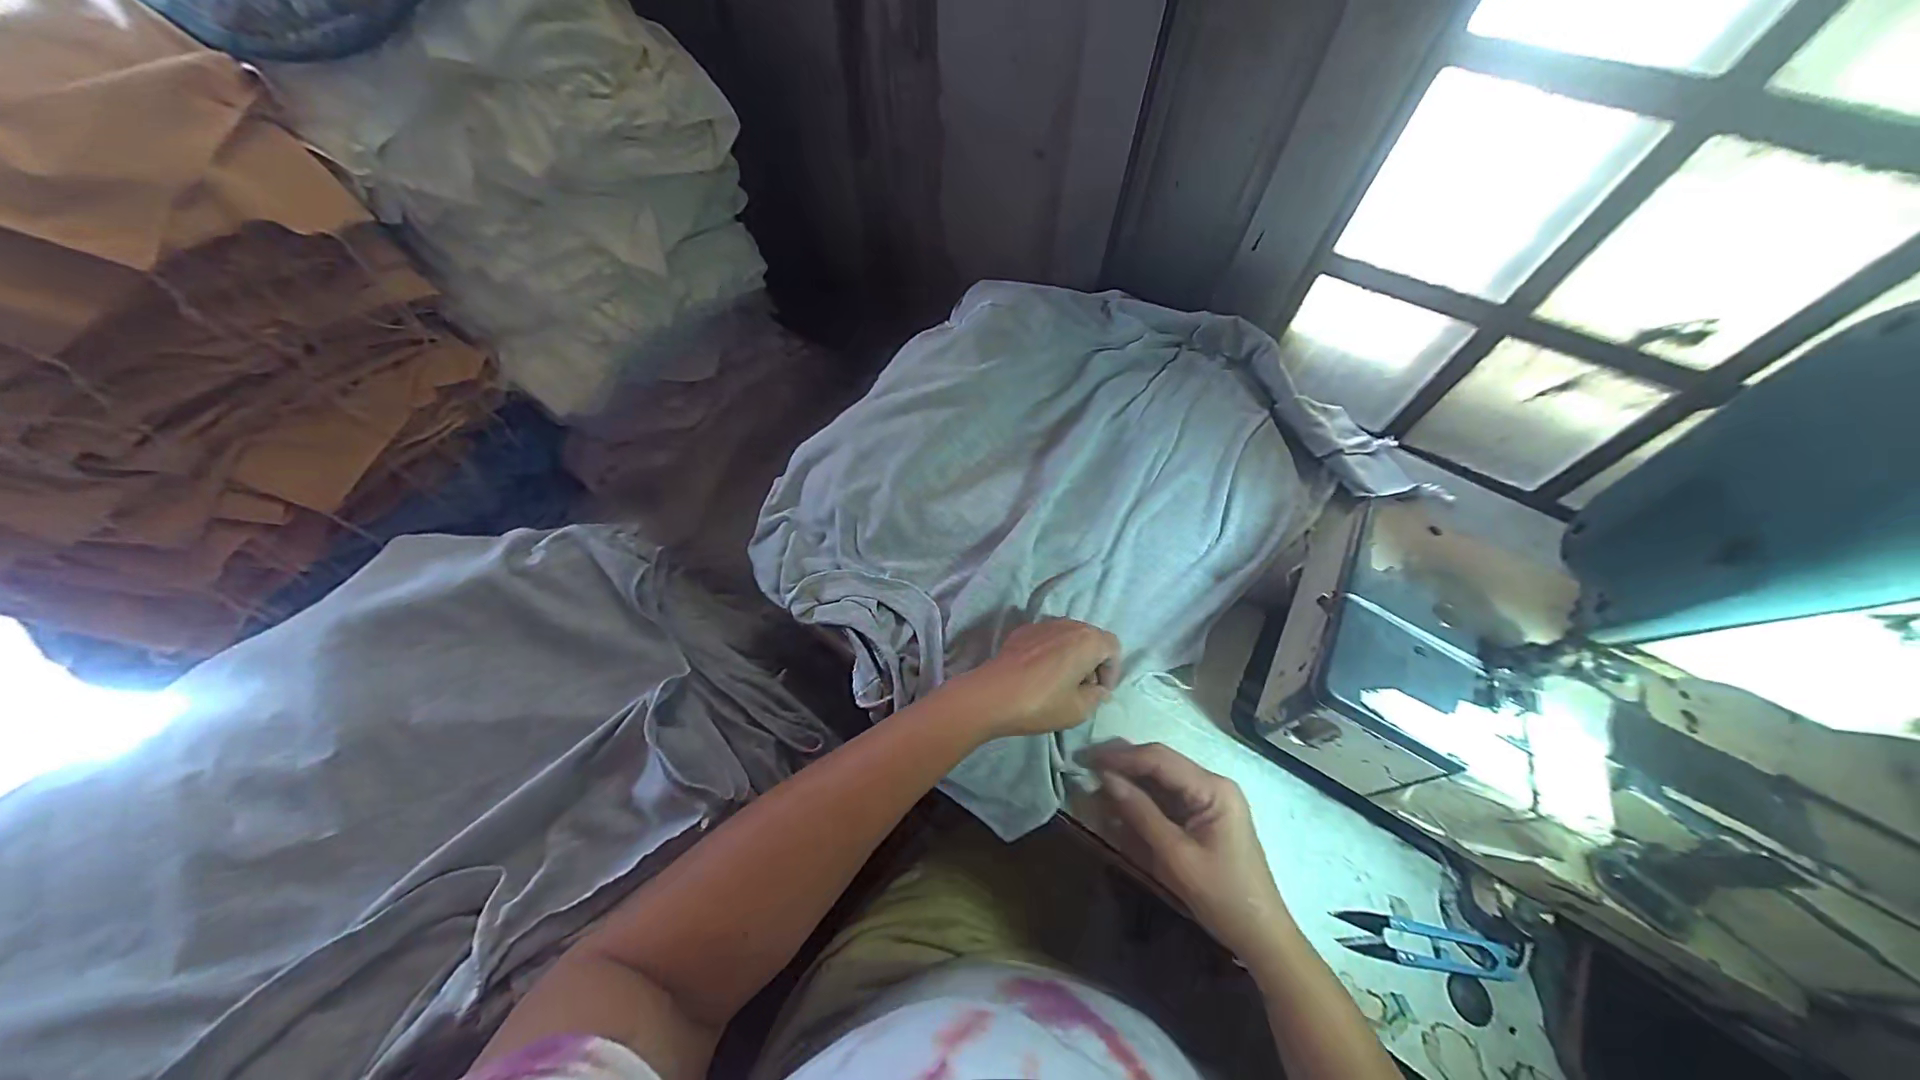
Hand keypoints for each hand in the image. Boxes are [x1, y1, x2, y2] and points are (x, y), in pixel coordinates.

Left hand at [936, 618, 1120, 739]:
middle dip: (1093, 662)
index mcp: (1088, 640)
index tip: (1100, 692)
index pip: (1113, 647)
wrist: (991, 695)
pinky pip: (1047, 639)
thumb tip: (1098, 689)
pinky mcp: (1021, 631)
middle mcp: (1067, 624)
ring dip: (1072, 656)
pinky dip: (1051, 653)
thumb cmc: (1041, 703)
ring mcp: (1042, 625)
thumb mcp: (1079, 710)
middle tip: (1083, 689)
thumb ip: (1097, 696)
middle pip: (1091, 638)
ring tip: (1061, 682)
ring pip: (1068, 637)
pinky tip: (1039, 675)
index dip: (1111, 671)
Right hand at [1089, 740, 1293, 962]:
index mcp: (1213, 788)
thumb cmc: (1222, 896)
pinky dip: (1141, 798)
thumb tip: (1106, 778)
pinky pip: (1167, 797)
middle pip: (1160, 763)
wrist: (1261, 936)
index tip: (1087, 759)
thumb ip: (1141, 813)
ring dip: (1129, 780)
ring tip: (1095, 782)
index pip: (1159, 759)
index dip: (1121, 757)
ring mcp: (1209, 799)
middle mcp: (1212, 785)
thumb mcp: (1175, 856)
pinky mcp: (1203, 815)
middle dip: (1122, 763)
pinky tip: (1118, 801)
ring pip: (1160, 778)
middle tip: (1085, 764)